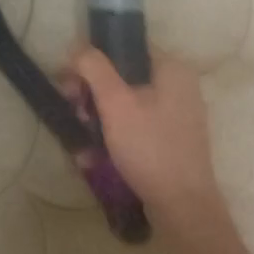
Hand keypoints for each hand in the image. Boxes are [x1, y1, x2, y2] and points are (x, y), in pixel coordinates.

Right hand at [66, 45, 224, 230]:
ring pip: (125, 100)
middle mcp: (178, 85)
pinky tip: (94, 152)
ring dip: (98, 114)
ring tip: (82, 136)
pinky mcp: (171, 138)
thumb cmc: (149, 148)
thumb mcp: (114, 102)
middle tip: (74, 109)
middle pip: (122, 75)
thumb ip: (93, 67)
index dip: (91, 59)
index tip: (69, 81)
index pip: (123, 46)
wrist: (183, 208)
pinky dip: (114, 132)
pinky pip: (135, 123)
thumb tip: (77, 47)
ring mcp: (177, 113)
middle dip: (91, 91)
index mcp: (172, 68)